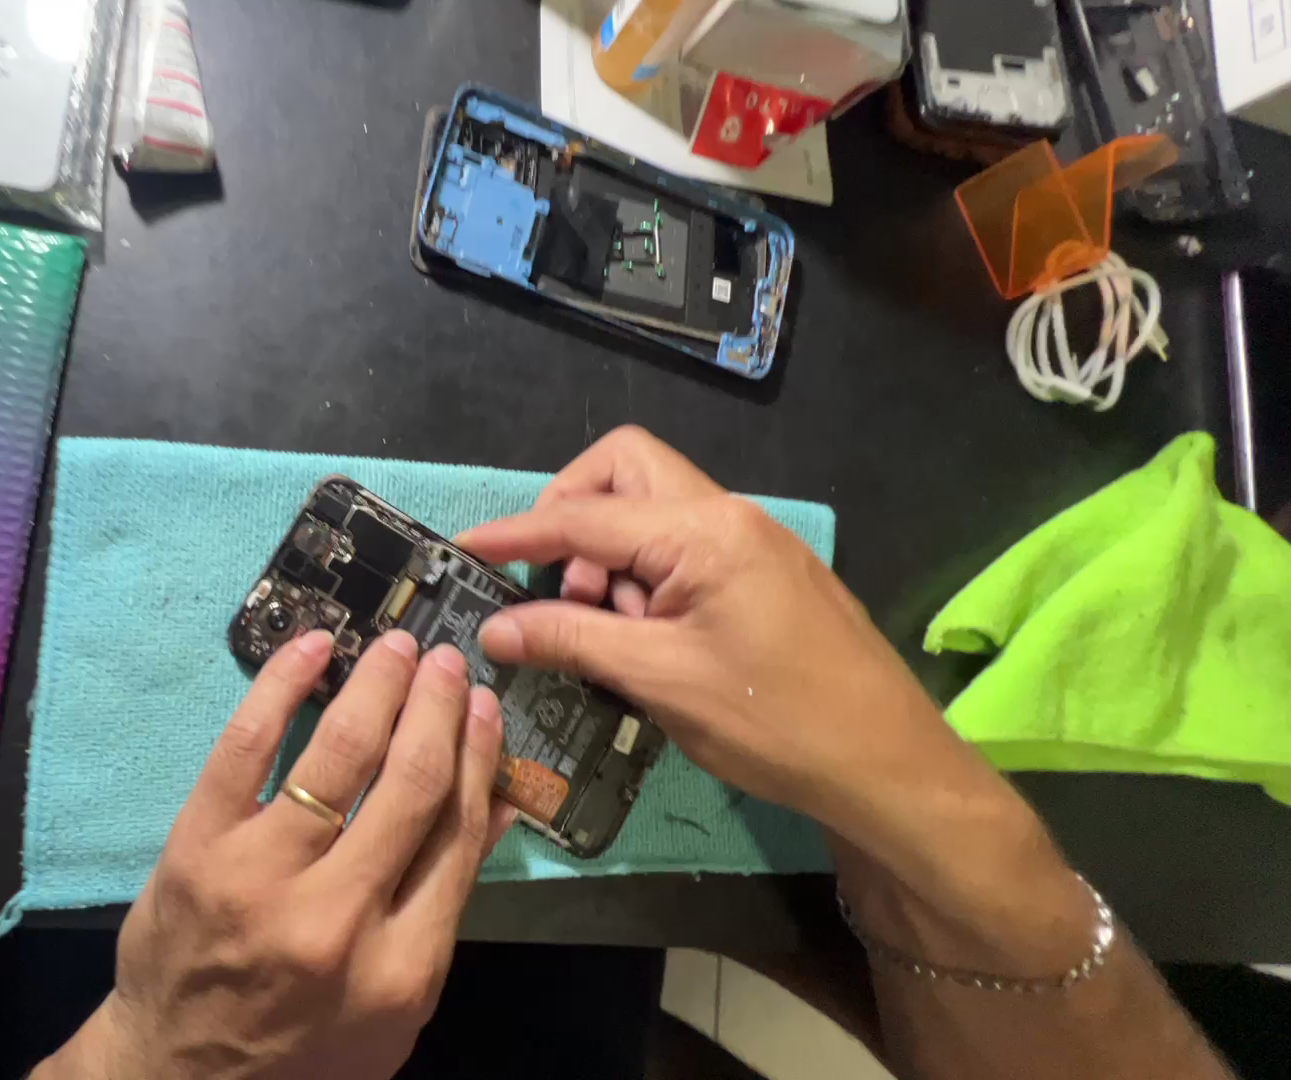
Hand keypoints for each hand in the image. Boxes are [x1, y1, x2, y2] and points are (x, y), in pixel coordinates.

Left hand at [37, 629, 513, 1079]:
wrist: (180, 1074)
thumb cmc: (304, 1042)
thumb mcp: (396, 1001)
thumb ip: (444, 899)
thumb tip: (499, 799)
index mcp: (403, 964)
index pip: (459, 832)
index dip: (479, 755)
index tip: (484, 705)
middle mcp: (339, 916)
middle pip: (411, 781)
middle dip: (437, 706)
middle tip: (447, 659)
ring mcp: (263, 874)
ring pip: (339, 753)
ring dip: (377, 685)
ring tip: (396, 646)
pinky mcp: (199, 844)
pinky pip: (246, 744)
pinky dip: (282, 685)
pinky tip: (311, 646)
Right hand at [455, 427, 1026, 880]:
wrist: (893, 771)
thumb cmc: (777, 723)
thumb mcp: (657, 679)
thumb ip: (568, 639)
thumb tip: (491, 628)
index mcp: (704, 532)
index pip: (585, 515)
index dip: (517, 532)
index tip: (465, 547)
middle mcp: (725, 515)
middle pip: (623, 469)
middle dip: (571, 512)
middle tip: (553, 580)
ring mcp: (745, 540)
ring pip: (646, 508)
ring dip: (604, 555)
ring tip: (601, 627)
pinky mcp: (753, 570)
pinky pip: (673, 546)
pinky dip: (637, 577)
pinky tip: (638, 635)